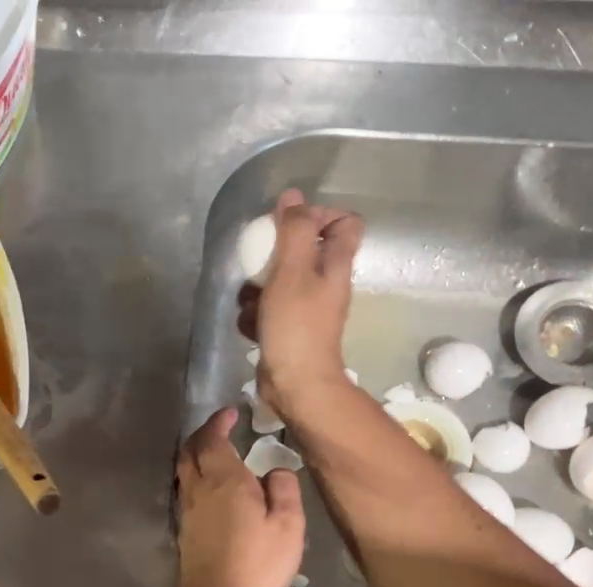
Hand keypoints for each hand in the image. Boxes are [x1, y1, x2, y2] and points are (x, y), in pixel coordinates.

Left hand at [173, 406, 305, 586]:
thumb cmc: (258, 564)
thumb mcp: (288, 525)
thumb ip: (284, 489)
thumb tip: (274, 470)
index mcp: (224, 481)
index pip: (212, 440)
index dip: (218, 423)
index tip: (230, 413)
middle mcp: (198, 490)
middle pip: (190, 452)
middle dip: (203, 434)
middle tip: (221, 428)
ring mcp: (187, 511)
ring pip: (184, 471)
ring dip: (195, 454)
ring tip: (216, 452)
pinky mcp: (185, 530)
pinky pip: (186, 490)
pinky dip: (195, 476)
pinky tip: (211, 486)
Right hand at [236, 189, 363, 408]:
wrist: (295, 383)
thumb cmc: (296, 325)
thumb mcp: (292, 271)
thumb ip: (293, 231)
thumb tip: (292, 197)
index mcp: (336, 264)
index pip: (344, 222)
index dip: (318, 215)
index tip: (288, 223)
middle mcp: (326, 283)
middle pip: (303, 252)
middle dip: (273, 256)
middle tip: (258, 264)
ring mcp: (306, 308)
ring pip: (279, 282)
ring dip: (257, 289)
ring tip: (248, 302)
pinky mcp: (288, 330)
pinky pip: (268, 311)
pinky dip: (255, 315)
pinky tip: (249, 325)